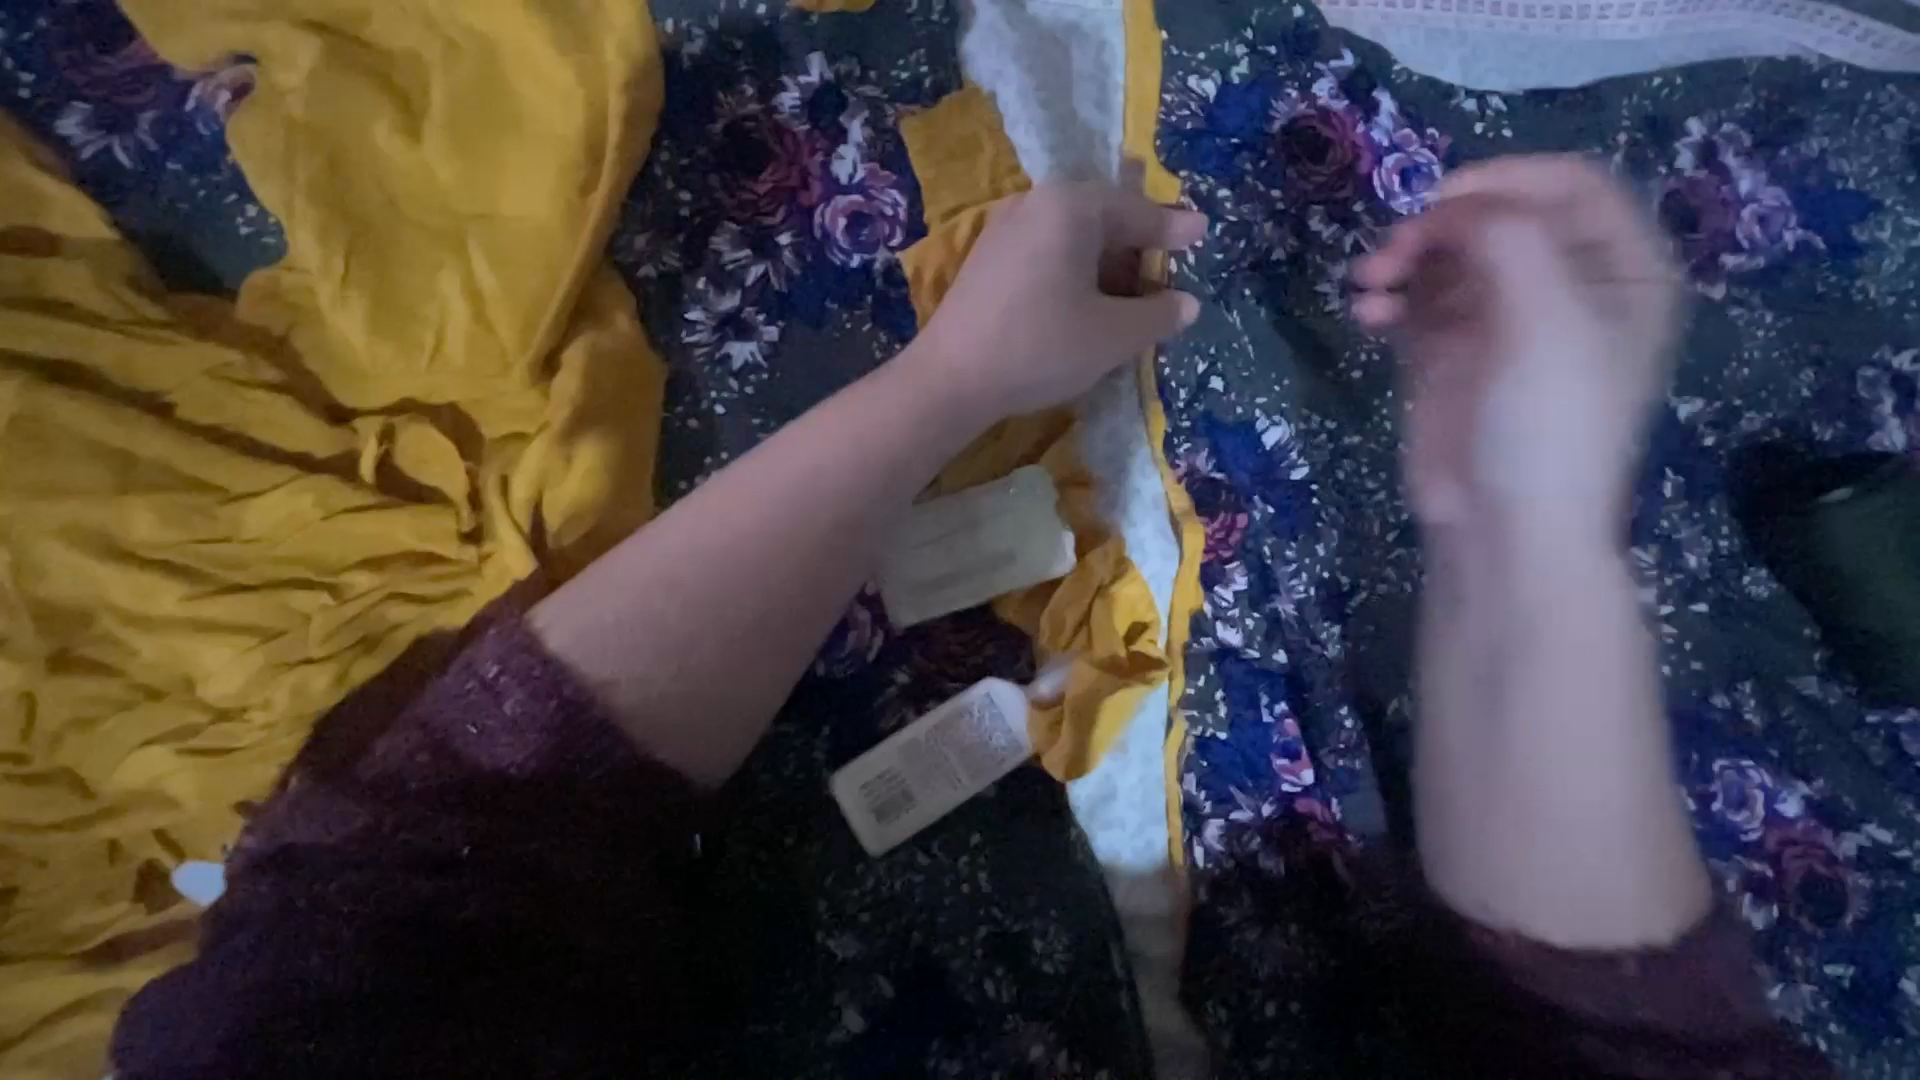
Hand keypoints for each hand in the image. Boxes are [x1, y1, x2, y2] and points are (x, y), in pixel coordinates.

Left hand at [909, 182, 1205, 421]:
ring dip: (1105, 270)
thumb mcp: (1112, 336)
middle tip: (1165, 281)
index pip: (1138, 214)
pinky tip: (1083, 309)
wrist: (952, 380)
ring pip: (1072, 242)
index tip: (1202, 234)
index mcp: (1072, 206)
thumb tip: (1187, 304)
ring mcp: (1004, 231)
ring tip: (1129, 303)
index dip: (1173, 231)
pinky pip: (1045, 258)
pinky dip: (1073, 277)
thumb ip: (1158, 315)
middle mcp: (1036, 204)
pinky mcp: (986, 262)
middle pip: (1103, 222)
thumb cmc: (1041, 347)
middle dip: (1137, 253)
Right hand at [1351, 155, 1681, 542]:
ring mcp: (1496, 321)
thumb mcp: (1548, 326)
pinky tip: (1367, 314)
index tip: (1438, 197)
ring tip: (1368, 284)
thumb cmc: (1547, 426)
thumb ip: (1509, 247)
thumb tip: (1454, 207)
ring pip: (1445, 261)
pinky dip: (1387, 301)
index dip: (1504, 181)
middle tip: (1392, 252)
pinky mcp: (1444, 355)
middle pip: (1493, 221)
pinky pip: (1413, 305)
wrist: (1502, 524)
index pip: (1565, 189)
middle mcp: (1557, 286)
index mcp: (1614, 271)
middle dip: (1438, 228)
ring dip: (1402, 262)